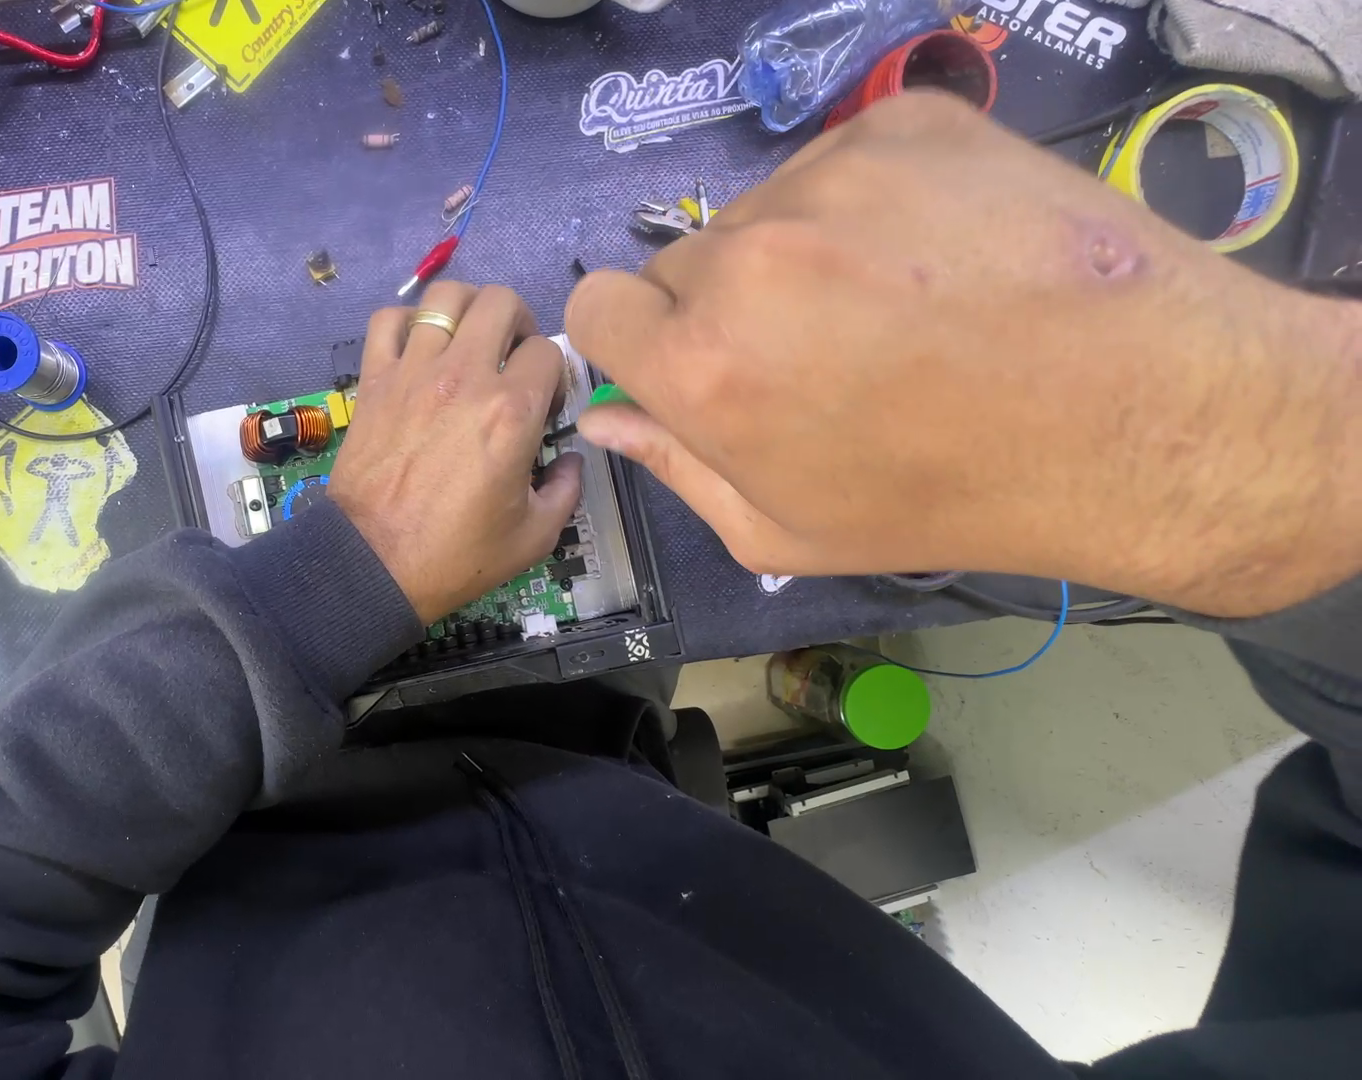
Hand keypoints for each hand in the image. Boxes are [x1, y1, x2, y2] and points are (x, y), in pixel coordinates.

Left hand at [332, 282, 583, 623]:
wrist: (374, 564)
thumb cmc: (456, 556)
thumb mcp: (535, 536)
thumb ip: (567, 488)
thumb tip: (571, 460)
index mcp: (512, 411)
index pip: (549, 351)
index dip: (555, 376)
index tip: (543, 407)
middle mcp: (465, 375)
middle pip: (502, 302)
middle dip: (520, 324)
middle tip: (512, 360)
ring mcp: (414, 372)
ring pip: (446, 296)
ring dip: (467, 310)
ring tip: (469, 342)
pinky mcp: (375, 380)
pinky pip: (388, 321)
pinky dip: (407, 322)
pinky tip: (419, 349)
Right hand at [565, 92, 1361, 617]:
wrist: (1140, 420)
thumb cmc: (933, 499)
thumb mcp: (774, 529)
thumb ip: (669, 466)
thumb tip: (602, 415)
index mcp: (699, 365)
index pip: (593, 308)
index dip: (629, 339)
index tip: (675, 361)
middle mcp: (743, 261)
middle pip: (673, 266)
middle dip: (710, 309)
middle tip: (798, 350)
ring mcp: (825, 180)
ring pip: (750, 217)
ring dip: (781, 259)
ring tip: (875, 304)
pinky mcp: (902, 123)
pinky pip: (827, 166)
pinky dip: (852, 207)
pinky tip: (920, 253)